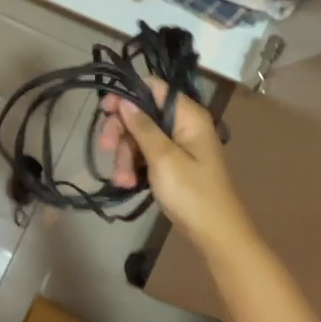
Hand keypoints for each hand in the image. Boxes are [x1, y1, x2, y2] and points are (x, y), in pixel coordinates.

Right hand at [96, 81, 254, 251]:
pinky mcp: (169, 163)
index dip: (128, 94)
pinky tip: (126, 183)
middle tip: (105, 149)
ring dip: (124, 156)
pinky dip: (132, 166)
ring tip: (122, 179)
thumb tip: (124, 100)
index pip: (155, 88)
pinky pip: (143, 154)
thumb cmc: (192, 193)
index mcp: (188, 117)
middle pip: (141, 114)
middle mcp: (183, 125)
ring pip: (137, 137)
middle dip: (121, 132)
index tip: (105, 109)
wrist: (214, 233)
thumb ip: (142, 126)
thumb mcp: (163, 158)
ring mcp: (176, 145)